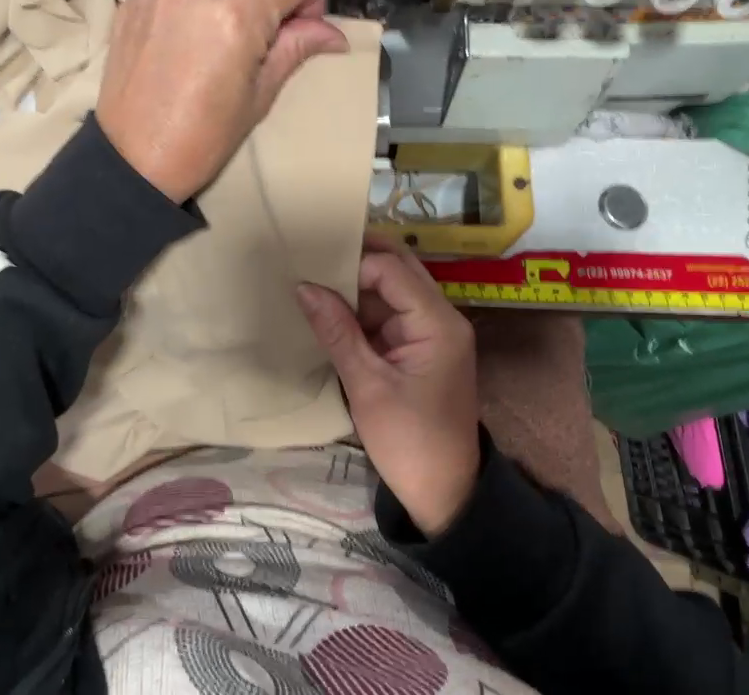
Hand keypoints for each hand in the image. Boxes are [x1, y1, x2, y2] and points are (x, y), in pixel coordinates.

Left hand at [98, 0, 348, 203]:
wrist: (131, 162)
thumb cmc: (203, 138)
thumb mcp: (259, 97)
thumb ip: (295, 50)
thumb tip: (333, 33)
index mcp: (234, 16)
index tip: (305, 25)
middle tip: (273, 20)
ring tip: (228, 32)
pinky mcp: (133, 3)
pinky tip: (192, 39)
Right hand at [296, 234, 480, 536]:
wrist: (444, 493)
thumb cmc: (408, 441)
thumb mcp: (367, 386)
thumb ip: (337, 331)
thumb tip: (304, 286)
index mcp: (438, 323)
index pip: (392, 269)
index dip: (352, 264)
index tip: (310, 268)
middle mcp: (441, 318)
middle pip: (398, 269)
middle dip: (357, 260)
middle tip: (312, 254)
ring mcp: (431, 333)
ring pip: (392, 290)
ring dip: (356, 285)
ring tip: (312, 277)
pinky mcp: (419, 349)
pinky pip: (389, 314)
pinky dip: (361, 310)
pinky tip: (329, 308)